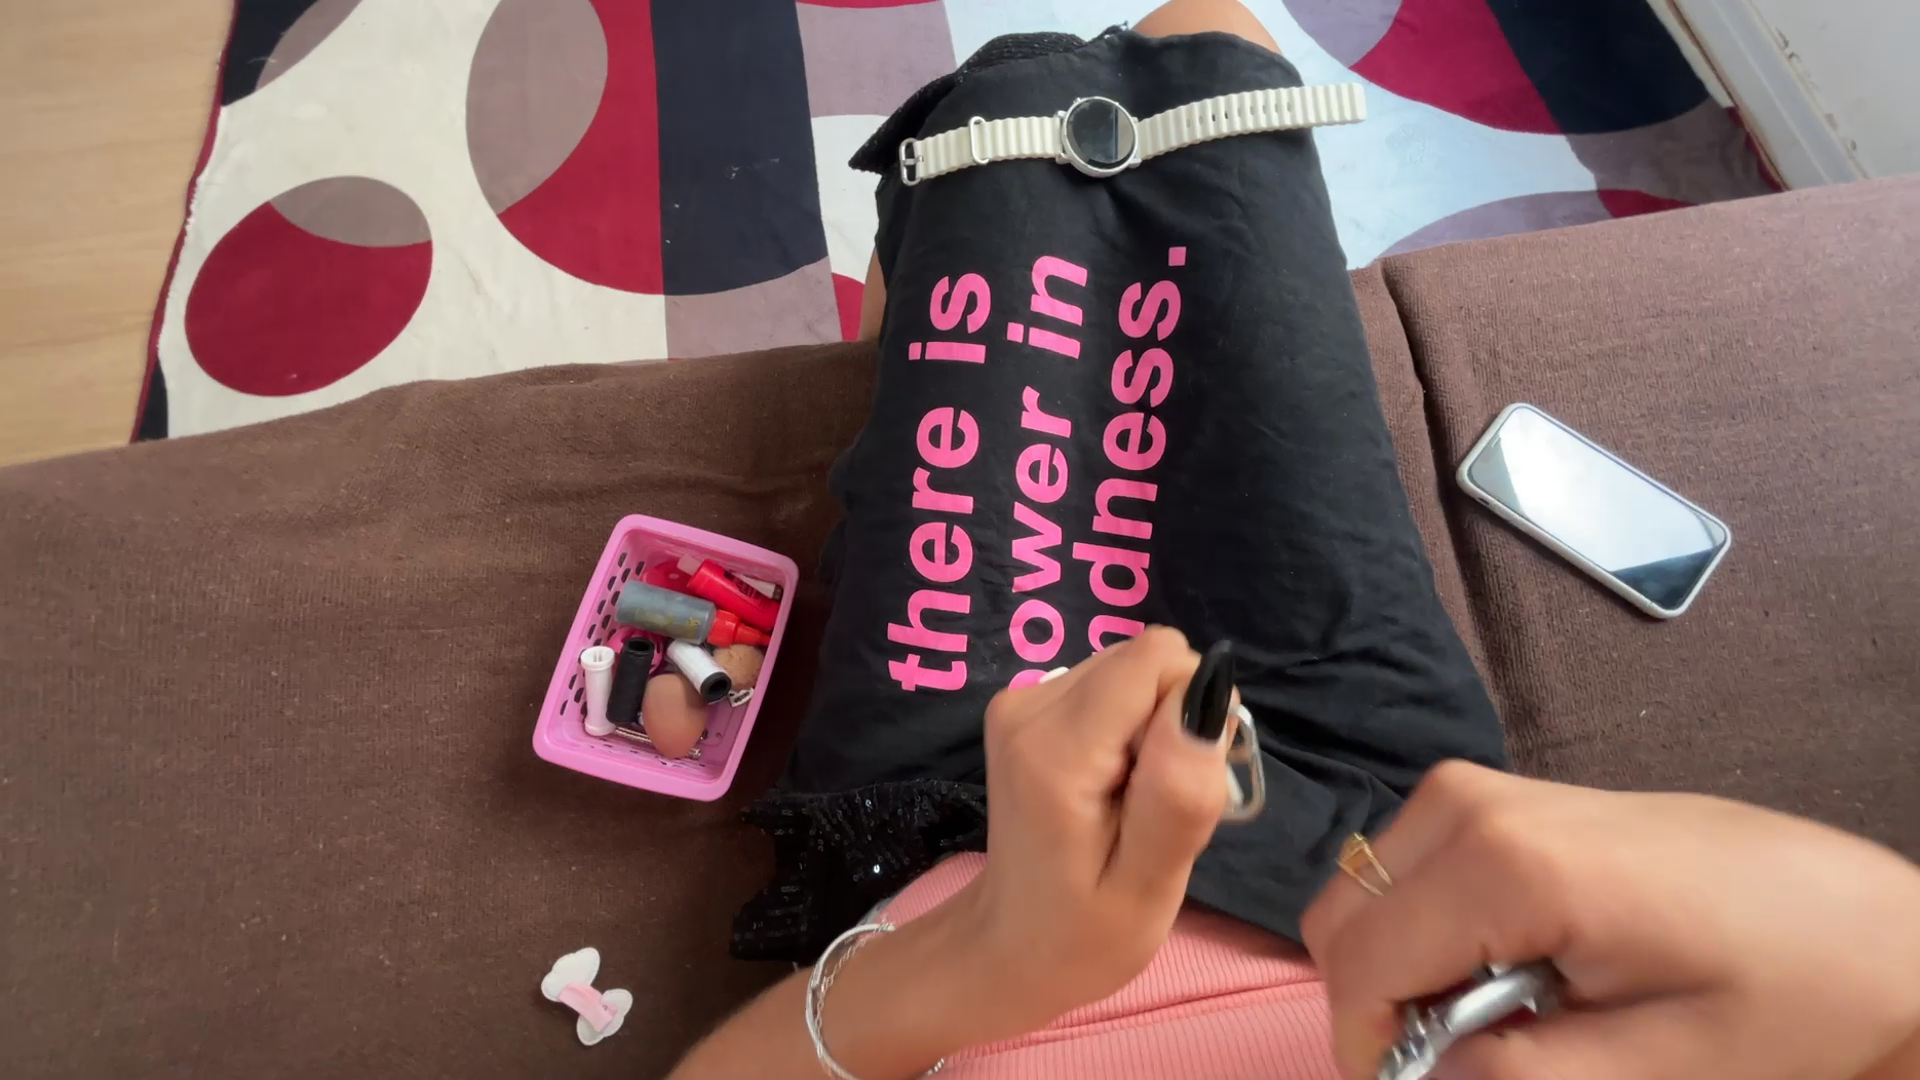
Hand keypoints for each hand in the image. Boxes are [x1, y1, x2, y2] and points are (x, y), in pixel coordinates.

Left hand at [948, 627, 1235, 1037]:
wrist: (1013, 938)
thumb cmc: (1087, 930)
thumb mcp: (1149, 886)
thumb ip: (1177, 793)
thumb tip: (1206, 698)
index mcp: (1055, 749)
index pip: (1153, 660)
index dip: (1190, 710)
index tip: (1184, 777)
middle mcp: (1028, 704)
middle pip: (1140, 661)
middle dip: (1172, 718)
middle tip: (1156, 797)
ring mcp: (1020, 698)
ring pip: (1127, 668)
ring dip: (1149, 722)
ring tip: (1131, 793)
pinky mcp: (1024, 701)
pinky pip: (1105, 682)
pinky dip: (1125, 722)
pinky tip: (1110, 779)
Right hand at [1302, 761, 1919, 1079]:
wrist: (1844, 906)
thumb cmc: (1785, 993)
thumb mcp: (1677, 1070)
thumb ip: (1527, 1077)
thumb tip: (1423, 1067)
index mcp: (1505, 864)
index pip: (1366, 956)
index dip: (1364, 1038)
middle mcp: (1457, 804)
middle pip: (1341, 916)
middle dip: (1373, 998)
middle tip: (1455, 1053)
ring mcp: (1456, 789)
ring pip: (1356, 893)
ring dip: (1394, 964)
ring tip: (1490, 1008)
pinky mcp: (1463, 793)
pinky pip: (1391, 872)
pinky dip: (1413, 929)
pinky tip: (1492, 958)